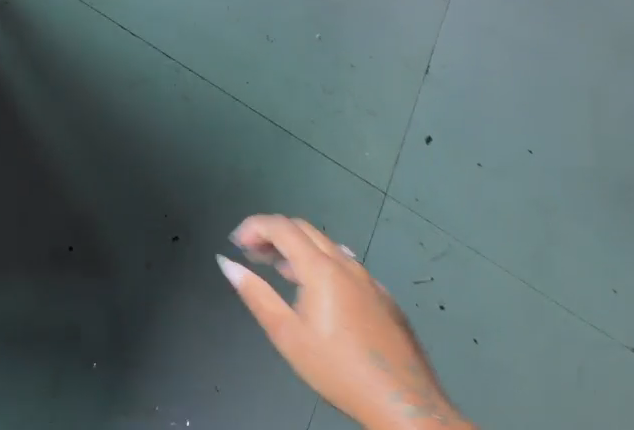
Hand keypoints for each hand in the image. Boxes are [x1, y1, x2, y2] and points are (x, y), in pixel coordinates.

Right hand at [217, 215, 471, 429]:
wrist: (407, 407)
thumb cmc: (338, 369)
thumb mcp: (286, 334)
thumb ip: (255, 293)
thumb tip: (226, 262)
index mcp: (322, 269)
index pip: (281, 227)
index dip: (253, 227)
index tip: (235, 245)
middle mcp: (348, 266)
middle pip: (305, 229)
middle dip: (273, 234)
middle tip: (251, 253)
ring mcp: (371, 282)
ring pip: (328, 247)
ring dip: (298, 249)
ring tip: (279, 270)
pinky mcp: (386, 299)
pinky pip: (348, 266)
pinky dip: (322, 264)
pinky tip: (318, 290)